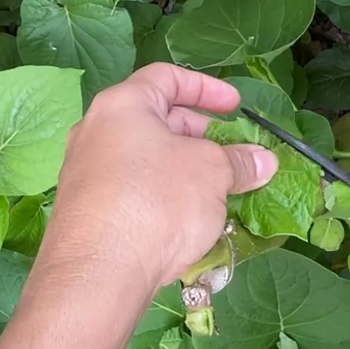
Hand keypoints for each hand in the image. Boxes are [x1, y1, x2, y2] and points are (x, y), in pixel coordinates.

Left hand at [41, 64, 277, 299]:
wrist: (98, 271)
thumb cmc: (156, 201)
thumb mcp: (211, 173)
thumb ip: (238, 161)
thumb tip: (264, 160)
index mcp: (122, 104)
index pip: (167, 77)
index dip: (206, 87)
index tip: (235, 107)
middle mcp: (96, 130)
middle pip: (155, 119)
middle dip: (199, 134)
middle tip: (229, 154)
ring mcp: (85, 171)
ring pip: (144, 158)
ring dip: (182, 168)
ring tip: (214, 191)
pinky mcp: (85, 209)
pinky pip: (130, 188)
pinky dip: (161, 193)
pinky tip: (184, 220)